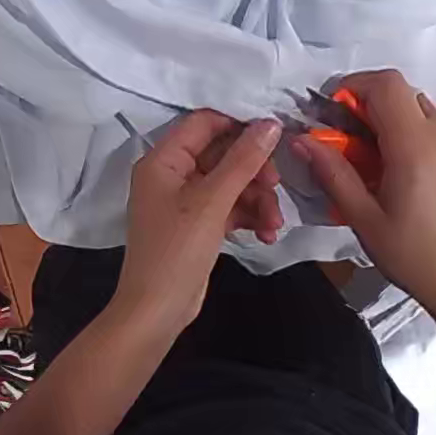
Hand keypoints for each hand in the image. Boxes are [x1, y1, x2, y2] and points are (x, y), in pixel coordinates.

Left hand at [114, 110, 282, 332]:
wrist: (157, 310)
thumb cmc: (176, 252)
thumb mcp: (211, 202)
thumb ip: (242, 161)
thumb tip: (271, 124)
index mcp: (163, 160)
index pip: (205, 124)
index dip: (240, 125)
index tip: (276, 135)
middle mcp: (172, 176)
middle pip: (222, 156)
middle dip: (254, 172)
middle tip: (278, 186)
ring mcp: (185, 204)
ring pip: (231, 186)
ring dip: (257, 200)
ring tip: (274, 224)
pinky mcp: (199, 228)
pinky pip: (229, 210)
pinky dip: (248, 218)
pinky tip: (267, 234)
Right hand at [292, 69, 435, 326]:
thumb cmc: (414, 256)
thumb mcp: (365, 219)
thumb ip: (333, 174)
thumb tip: (302, 140)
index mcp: (415, 145)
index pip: (385, 84)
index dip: (353, 86)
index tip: (331, 114)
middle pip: (401, 93)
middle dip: (366, 107)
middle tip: (344, 146)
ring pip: (417, 110)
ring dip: (387, 124)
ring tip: (369, 166)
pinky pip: (432, 129)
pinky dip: (407, 137)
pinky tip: (395, 176)